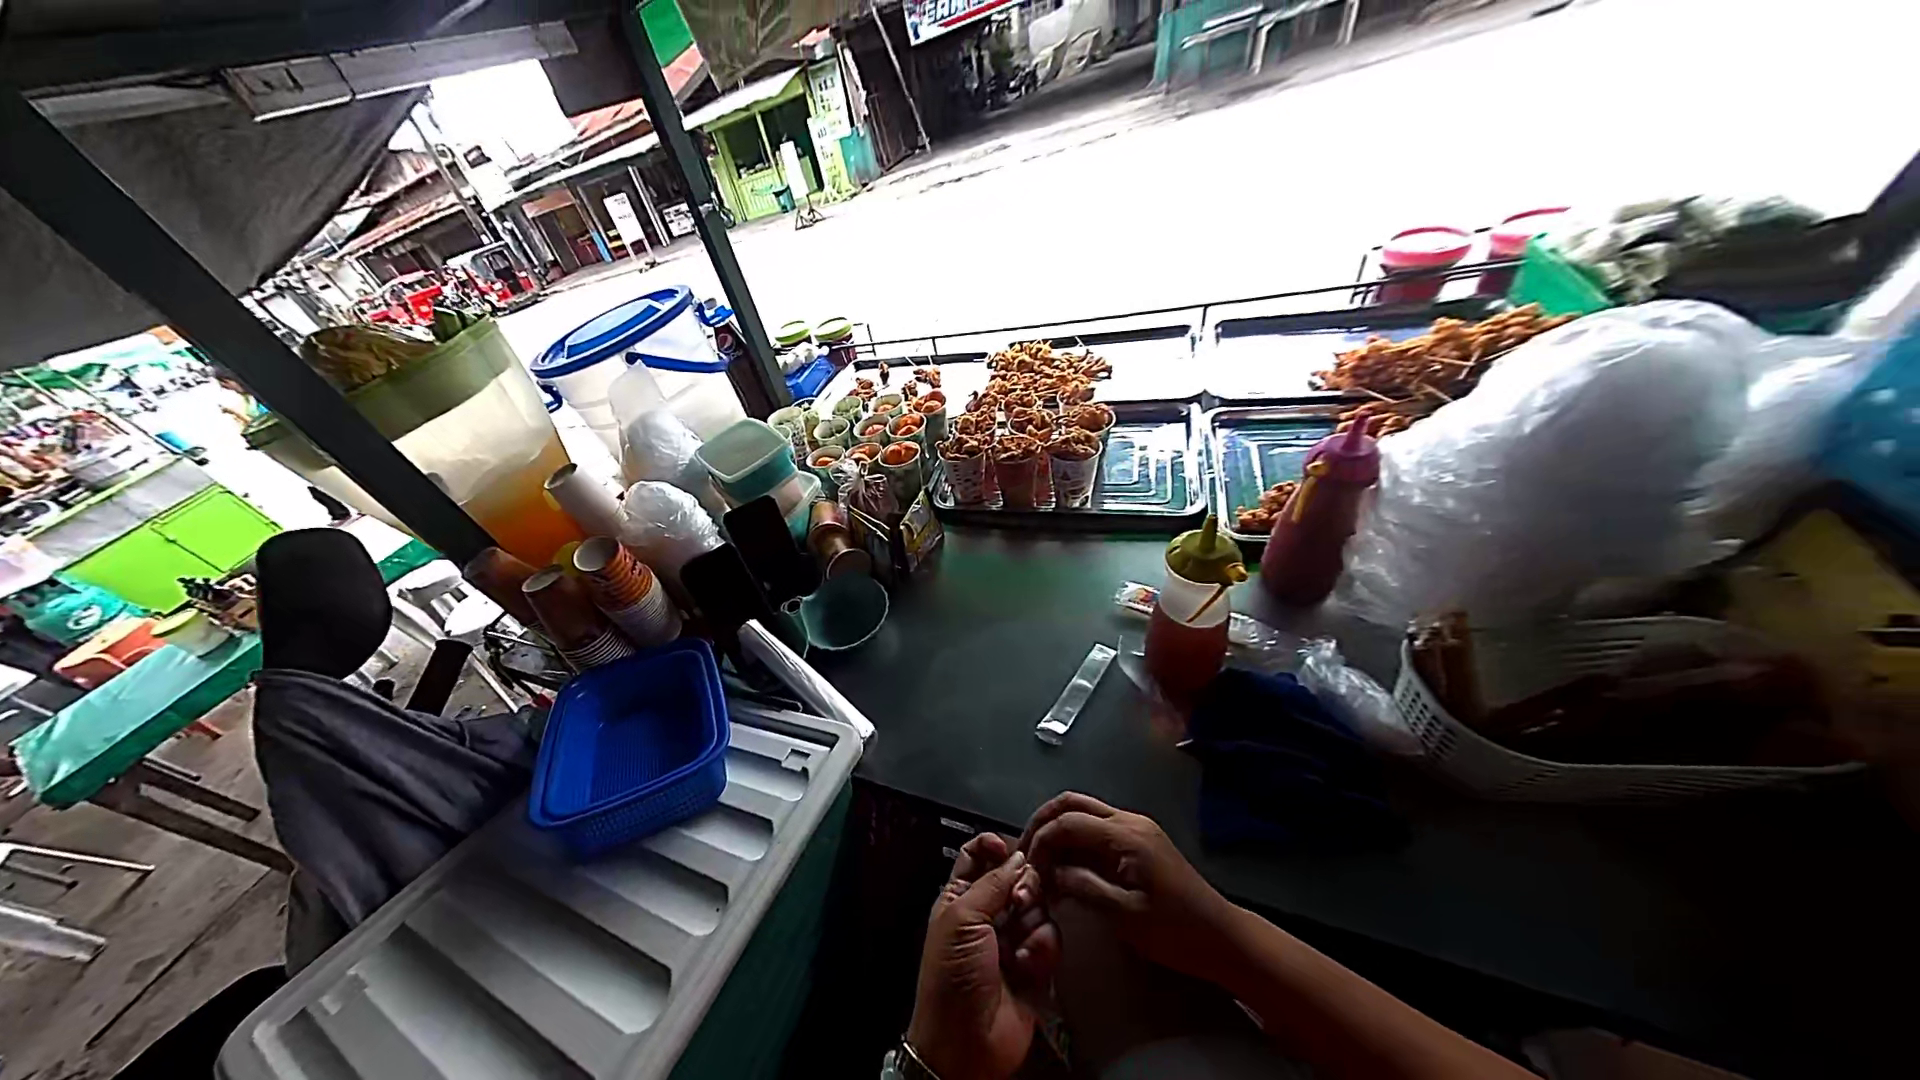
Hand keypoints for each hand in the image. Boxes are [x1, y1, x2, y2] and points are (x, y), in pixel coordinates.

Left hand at [907, 833, 1059, 1079]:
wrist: (966, 1045)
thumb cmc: (951, 978)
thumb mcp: (963, 919)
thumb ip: (992, 882)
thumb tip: (1017, 856)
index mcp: (961, 896)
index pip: (978, 855)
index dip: (994, 846)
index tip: (1008, 847)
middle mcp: (987, 912)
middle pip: (1016, 876)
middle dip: (1022, 886)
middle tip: (1019, 900)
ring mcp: (1012, 936)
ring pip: (1038, 905)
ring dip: (1031, 923)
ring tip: (1017, 946)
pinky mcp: (1034, 961)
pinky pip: (1050, 937)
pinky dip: (1041, 949)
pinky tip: (1026, 966)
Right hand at [1020, 792, 1242, 984]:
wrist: (1222, 938)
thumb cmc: (1175, 931)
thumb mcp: (1124, 915)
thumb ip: (1082, 886)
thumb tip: (1047, 872)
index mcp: (1126, 834)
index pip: (1068, 822)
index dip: (1041, 842)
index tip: (1027, 870)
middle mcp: (1128, 821)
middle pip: (1072, 803)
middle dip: (1042, 823)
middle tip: (1023, 853)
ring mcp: (1133, 828)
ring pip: (1082, 812)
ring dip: (1056, 830)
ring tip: (1038, 861)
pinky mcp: (1136, 841)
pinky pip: (1095, 828)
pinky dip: (1073, 842)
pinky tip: (1062, 866)